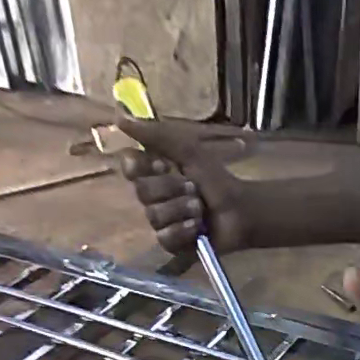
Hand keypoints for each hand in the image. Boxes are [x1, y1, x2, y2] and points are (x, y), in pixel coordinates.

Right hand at [113, 114, 255, 252]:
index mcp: (152, 172)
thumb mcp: (189, 151)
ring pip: (153, 216)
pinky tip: (198, 227)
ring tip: (201, 208)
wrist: (240, 210)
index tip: (165, 165)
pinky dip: (183, 231)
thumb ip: (155, 135)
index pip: (129, 166)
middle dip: (172, 189)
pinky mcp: (173, 244)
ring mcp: (162, 221)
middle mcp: (152, 196)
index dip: (145, 167)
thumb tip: (119, 115)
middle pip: (142, 192)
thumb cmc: (216, 180)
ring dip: (181, 209)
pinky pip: (164, 238)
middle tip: (194, 189)